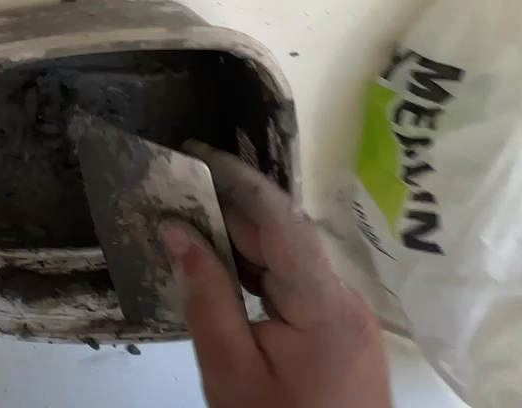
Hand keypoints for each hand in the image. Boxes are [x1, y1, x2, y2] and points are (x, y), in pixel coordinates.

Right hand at [165, 143, 391, 407]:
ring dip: (239, 238)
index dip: (238, 180)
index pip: (281, 220)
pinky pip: (294, 284)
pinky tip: (218, 264)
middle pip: (284, 236)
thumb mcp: (229, 366)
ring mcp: (347, 321)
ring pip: (288, 257)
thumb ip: (206, 292)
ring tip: (186, 219)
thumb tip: (176, 228)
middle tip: (174, 190)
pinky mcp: (340, 336)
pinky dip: (255, 267)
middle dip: (228, 208)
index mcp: (326, 307)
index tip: (194, 154)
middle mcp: (346, 304)